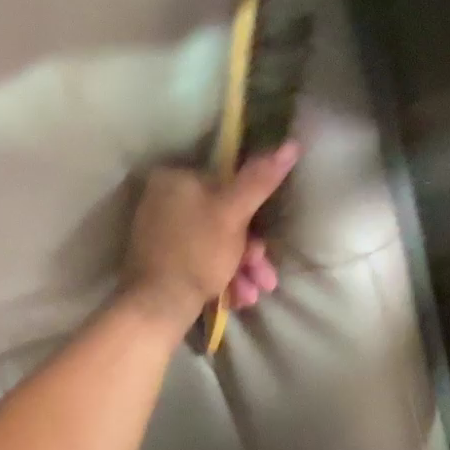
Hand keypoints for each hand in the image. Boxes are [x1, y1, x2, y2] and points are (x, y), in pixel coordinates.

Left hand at [121, 142, 300, 331]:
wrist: (157, 305)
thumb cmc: (198, 252)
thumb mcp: (234, 213)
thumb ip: (261, 179)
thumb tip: (291, 144)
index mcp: (175, 178)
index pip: (227, 185)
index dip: (253, 217)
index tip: (265, 249)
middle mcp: (163, 199)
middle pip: (223, 219)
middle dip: (249, 254)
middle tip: (264, 279)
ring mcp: (161, 230)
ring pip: (216, 244)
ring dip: (240, 270)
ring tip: (250, 296)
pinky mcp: (161, 259)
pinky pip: (200, 260)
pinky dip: (221, 277)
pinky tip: (234, 299)